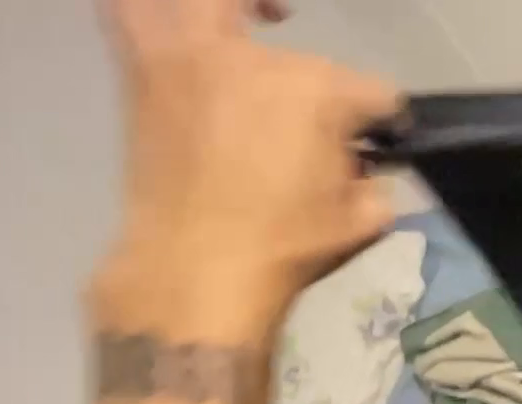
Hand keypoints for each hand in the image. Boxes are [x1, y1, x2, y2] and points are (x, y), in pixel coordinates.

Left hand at [98, 0, 401, 316]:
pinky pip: (132, 8)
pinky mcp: (146, 65)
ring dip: (246, 11)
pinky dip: (159, 11)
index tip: (387, 146)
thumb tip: (369, 169)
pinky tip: (186, 24)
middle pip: (312, 57)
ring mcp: (194, 53)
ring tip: (263, 23)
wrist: (201, 260)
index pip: (377, 92)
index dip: (389, 122)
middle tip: (335, 119)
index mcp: (320, 94)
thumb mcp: (363, 220)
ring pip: (214, 3)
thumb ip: (377, 182)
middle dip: (334, 91)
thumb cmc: (289, 242)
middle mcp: (257, 58)